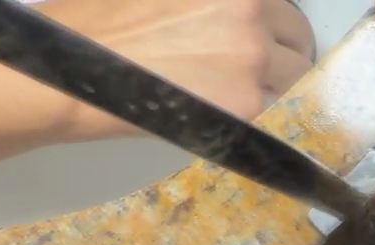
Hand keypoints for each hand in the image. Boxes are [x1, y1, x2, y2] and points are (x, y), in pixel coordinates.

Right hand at [42, 0, 315, 137]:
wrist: (77, 64)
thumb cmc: (105, 12)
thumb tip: (239, 7)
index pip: (282, 2)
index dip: (269, 14)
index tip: (265, 25)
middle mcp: (248, 7)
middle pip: (297, 33)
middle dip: (283, 45)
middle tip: (256, 57)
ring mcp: (254, 55)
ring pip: (298, 73)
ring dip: (278, 78)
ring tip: (240, 81)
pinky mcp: (252, 100)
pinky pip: (280, 105)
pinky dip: (264, 105)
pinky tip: (232, 100)